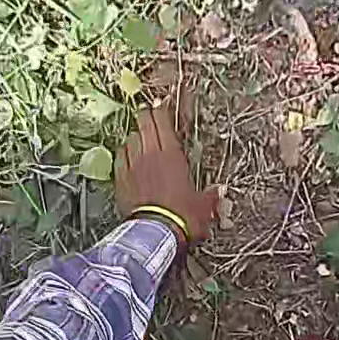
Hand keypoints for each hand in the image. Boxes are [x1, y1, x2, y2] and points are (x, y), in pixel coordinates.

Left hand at [115, 107, 219, 246]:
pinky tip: (126, 156)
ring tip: (139, 138)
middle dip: (146, 117)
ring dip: (135, 137)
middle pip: (144, 125)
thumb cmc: (182, 217)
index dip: (160, 111)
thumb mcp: (202, 206)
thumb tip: (218, 192)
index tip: (160, 106)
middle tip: (147, 114)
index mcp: (172, 155)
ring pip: (130, 140)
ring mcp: (132, 167)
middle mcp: (150, 155)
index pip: (163, 122)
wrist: (156, 233)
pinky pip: (119, 159)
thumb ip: (210, 196)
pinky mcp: (120, 181)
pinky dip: (123, 154)